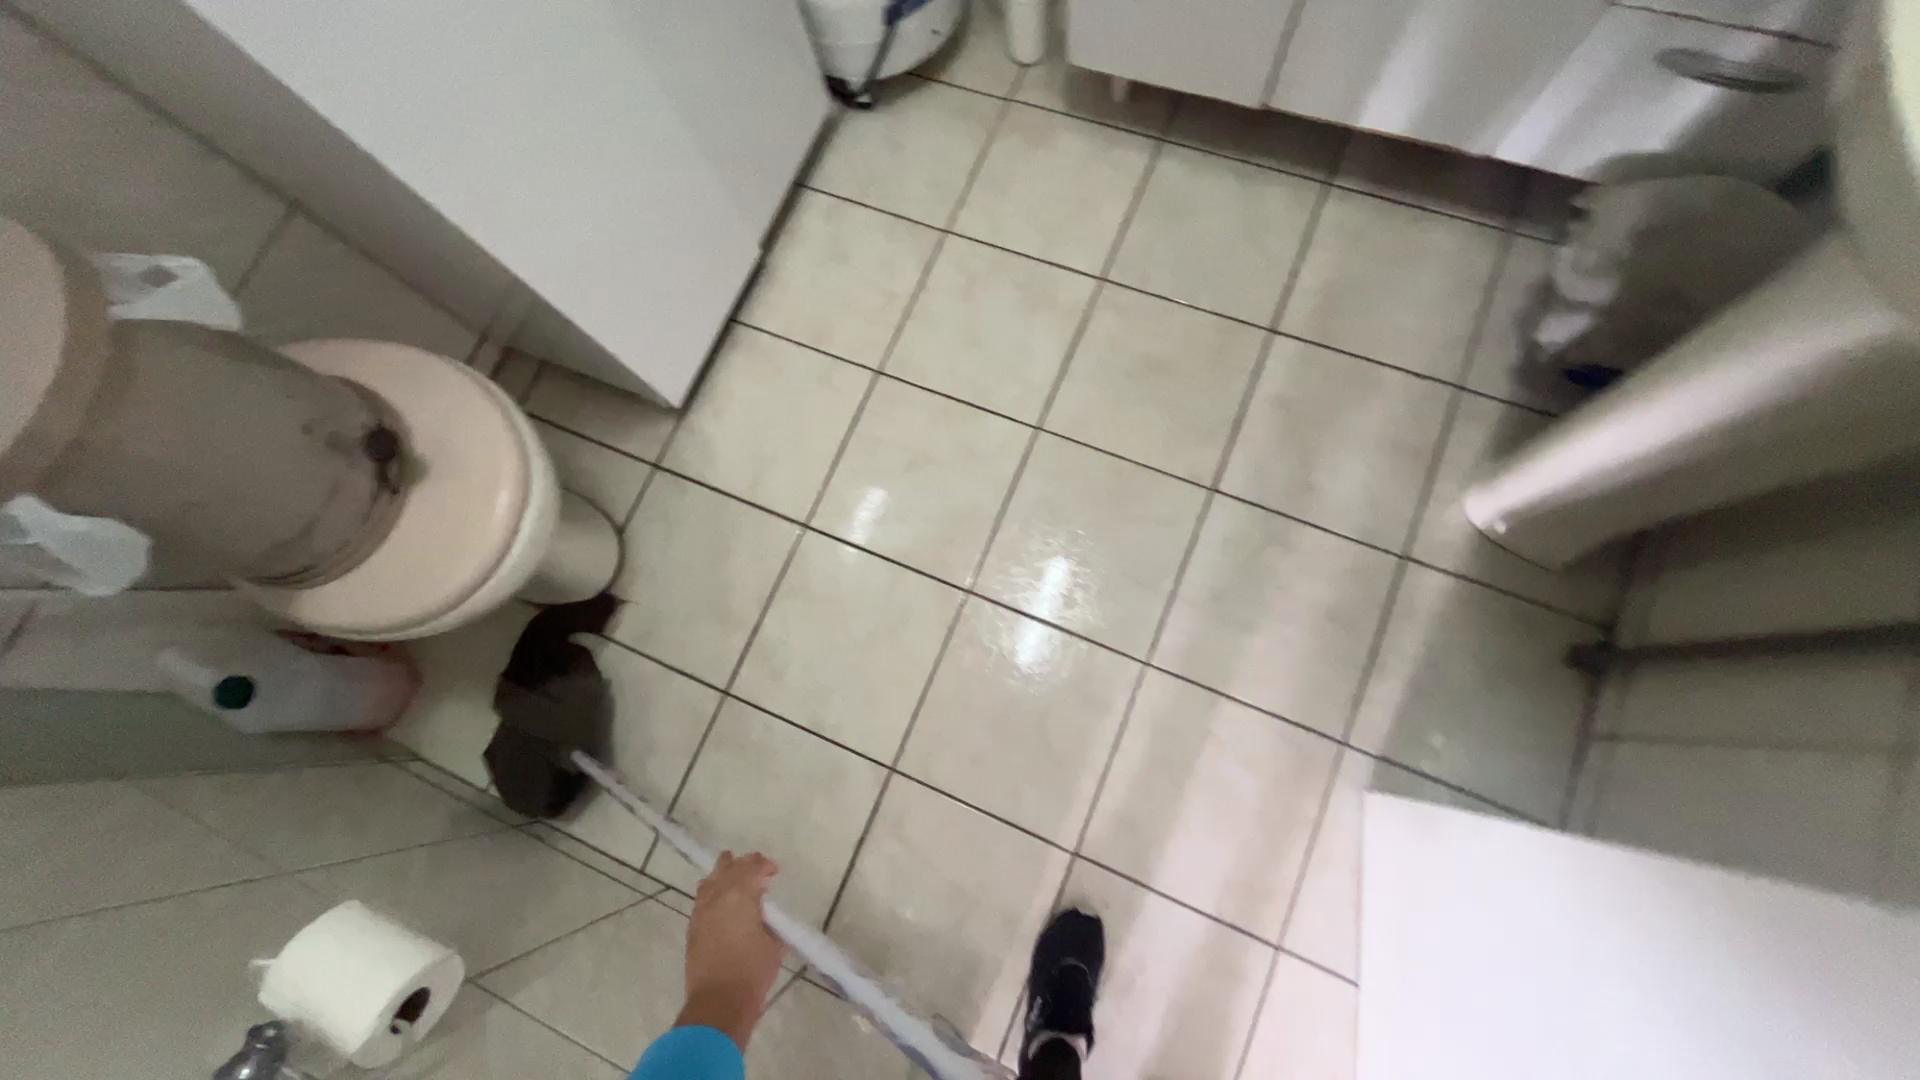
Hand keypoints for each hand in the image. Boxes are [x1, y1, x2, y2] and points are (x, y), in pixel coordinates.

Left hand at [677, 851, 783, 1048]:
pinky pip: (702, 898)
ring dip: (723, 873)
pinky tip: (717, 895)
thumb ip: (769, 921)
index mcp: (740, 896)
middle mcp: (717, 897)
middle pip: (729, 869)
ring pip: (710, 881)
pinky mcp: (693, 928)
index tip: (774, 871)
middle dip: (744, 864)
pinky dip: (711, 891)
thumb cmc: (752, 972)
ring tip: (731, 870)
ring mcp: (701, 912)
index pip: (752, 869)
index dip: (764, 866)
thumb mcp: (773, 943)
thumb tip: (763, 914)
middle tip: (756, 864)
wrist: (718, 1002)